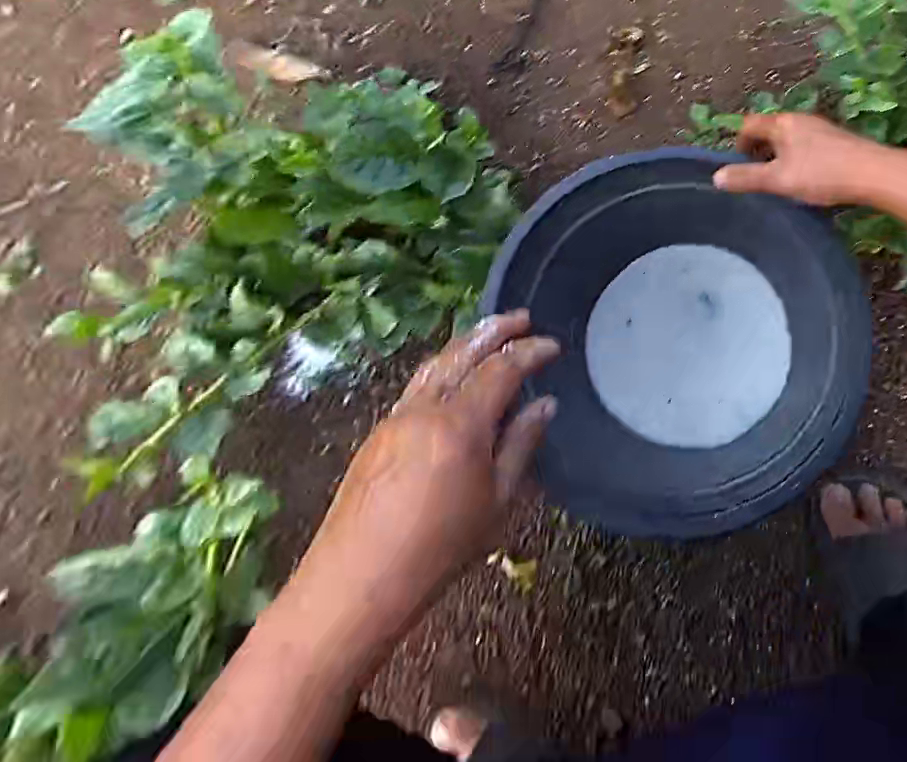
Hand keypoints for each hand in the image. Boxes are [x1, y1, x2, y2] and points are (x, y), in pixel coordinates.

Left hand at [284, 312, 558, 636]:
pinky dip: (444, 367)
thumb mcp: (499, 499)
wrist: (352, 588)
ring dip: (465, 343)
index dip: (530, 351)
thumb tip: (544, 404)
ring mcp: (394, 420)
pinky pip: (418, 385)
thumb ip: (522, 444)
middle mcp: (424, 410)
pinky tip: (456, 377)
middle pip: (462, 353)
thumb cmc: (439, 548)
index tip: (554, 345)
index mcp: (459, 424)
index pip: (501, 369)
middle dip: (495, 330)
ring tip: (491, 334)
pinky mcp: (377, 435)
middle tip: (522, 317)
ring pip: (434, 365)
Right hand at [713, 113, 895, 206]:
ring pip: (792, 139)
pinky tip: (810, 180)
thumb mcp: (779, 180)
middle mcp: (802, 120)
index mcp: (783, 123)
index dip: (738, 143)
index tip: (739, 165)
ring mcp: (823, 129)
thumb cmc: (822, 174)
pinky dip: (801, 159)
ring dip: (782, 156)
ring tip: (783, 181)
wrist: (873, 173)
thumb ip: (747, 178)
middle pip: (772, 130)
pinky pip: (810, 146)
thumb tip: (716, 177)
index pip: (750, 124)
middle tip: (758, 176)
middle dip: (761, 150)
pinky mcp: (839, 141)